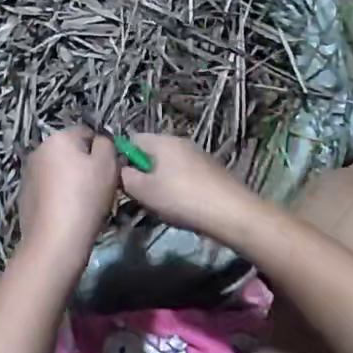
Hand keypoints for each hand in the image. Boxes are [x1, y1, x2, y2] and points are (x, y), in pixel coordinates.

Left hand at [17, 128, 118, 261]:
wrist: (55, 240)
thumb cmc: (86, 197)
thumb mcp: (108, 165)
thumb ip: (106, 144)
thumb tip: (99, 142)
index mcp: (58, 138)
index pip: (87, 134)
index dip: (102, 151)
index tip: (109, 172)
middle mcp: (38, 150)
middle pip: (71, 152)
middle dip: (84, 166)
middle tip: (98, 188)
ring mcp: (28, 173)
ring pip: (59, 171)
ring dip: (70, 180)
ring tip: (82, 204)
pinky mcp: (25, 195)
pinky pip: (48, 189)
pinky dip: (58, 195)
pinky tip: (66, 213)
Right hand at [117, 134, 261, 240]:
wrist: (231, 213)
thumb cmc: (181, 198)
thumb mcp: (144, 191)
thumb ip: (125, 177)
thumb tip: (121, 170)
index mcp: (163, 141)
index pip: (132, 139)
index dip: (123, 158)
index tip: (122, 180)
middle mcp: (181, 142)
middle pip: (152, 153)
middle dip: (143, 173)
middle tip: (140, 196)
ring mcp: (199, 156)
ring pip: (169, 166)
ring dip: (161, 183)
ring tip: (161, 205)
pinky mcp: (212, 171)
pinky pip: (185, 176)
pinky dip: (179, 189)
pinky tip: (182, 207)